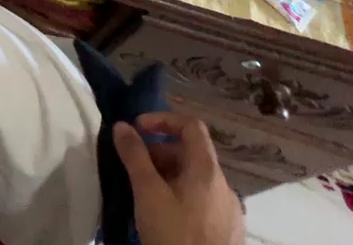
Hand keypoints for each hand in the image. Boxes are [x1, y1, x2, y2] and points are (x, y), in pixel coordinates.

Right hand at [113, 113, 243, 244]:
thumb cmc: (175, 236)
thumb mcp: (148, 193)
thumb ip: (134, 156)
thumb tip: (122, 125)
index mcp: (207, 171)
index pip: (191, 126)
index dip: (162, 119)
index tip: (137, 130)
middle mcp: (224, 186)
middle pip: (192, 154)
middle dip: (159, 153)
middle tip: (134, 168)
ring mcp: (230, 212)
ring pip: (196, 180)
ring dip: (168, 176)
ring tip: (145, 194)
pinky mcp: (228, 234)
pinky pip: (203, 202)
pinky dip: (182, 196)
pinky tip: (166, 218)